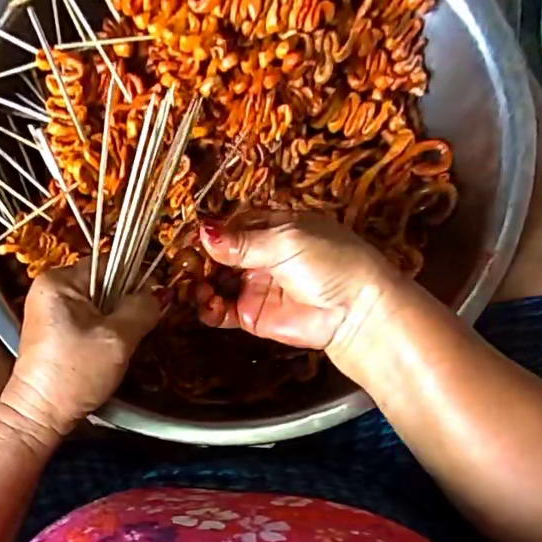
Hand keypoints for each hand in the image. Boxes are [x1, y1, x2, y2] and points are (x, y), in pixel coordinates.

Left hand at [0, 262, 160, 440]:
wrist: (39, 414)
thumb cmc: (74, 374)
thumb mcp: (117, 339)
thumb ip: (142, 308)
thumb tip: (157, 293)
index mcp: (58, 280)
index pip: (109, 263)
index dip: (135, 280)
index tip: (152, 302)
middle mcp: (48, 290)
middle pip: (103, 284)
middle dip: (123, 307)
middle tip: (134, 332)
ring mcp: (47, 312)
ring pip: (97, 306)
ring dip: (114, 324)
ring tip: (119, 347)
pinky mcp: (51, 333)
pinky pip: (86, 323)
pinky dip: (101, 335)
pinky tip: (105, 355)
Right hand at [195, 213, 412, 363]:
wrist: (356, 311)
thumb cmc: (332, 263)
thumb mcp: (286, 242)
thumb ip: (242, 241)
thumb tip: (203, 231)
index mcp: (271, 228)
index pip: (229, 226)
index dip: (209, 234)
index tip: (189, 240)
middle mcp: (258, 255)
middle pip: (216, 256)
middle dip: (199, 262)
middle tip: (186, 268)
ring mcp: (253, 285)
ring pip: (214, 284)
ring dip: (200, 286)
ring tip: (198, 289)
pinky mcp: (250, 314)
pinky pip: (220, 311)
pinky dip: (209, 309)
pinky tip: (209, 305)